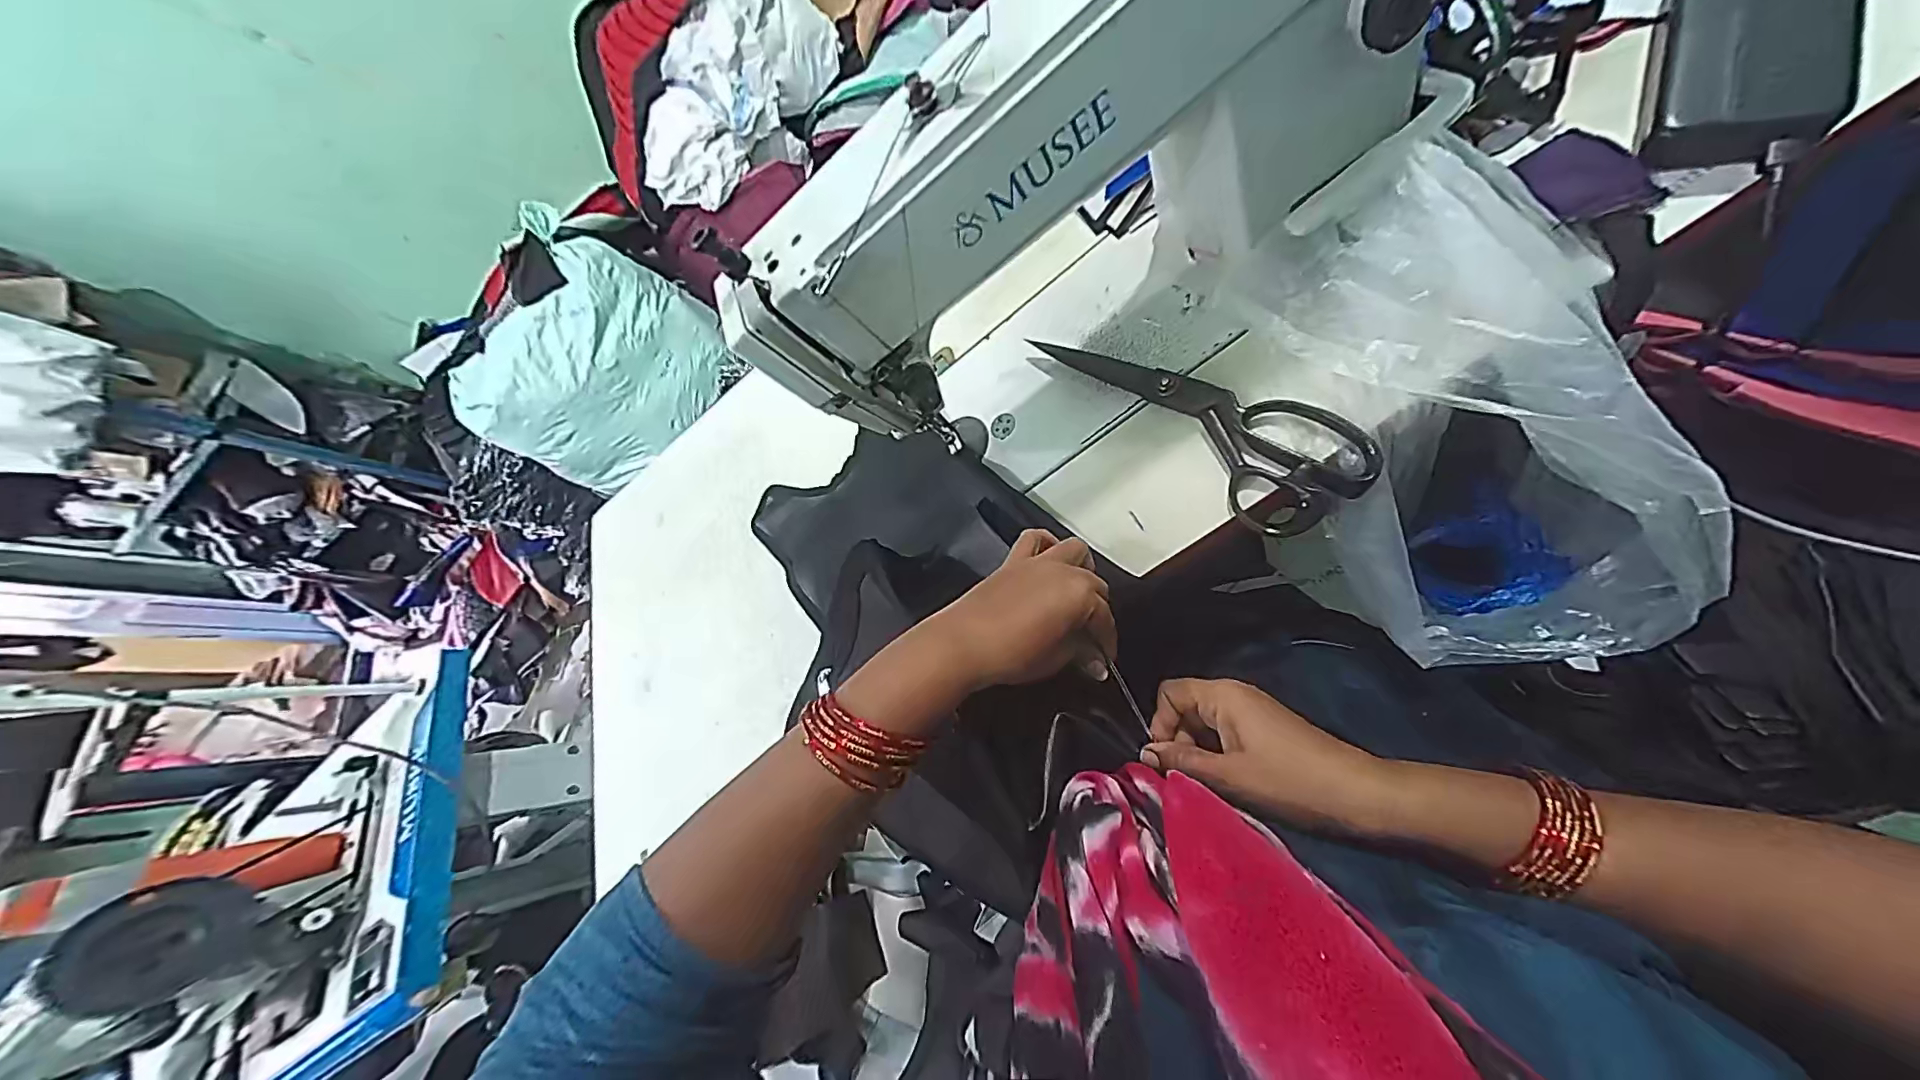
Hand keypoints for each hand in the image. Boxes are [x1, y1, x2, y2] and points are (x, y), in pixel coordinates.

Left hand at [924, 529, 1117, 691]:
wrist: (962, 644)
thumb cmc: (1009, 652)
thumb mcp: (1055, 659)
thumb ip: (1080, 652)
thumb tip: (1093, 656)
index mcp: (1080, 593)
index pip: (1105, 618)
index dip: (1106, 642)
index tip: (1102, 658)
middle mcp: (1062, 570)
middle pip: (1094, 585)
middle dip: (1097, 610)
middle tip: (1090, 638)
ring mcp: (1036, 562)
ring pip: (1074, 551)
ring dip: (1081, 568)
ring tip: (1076, 594)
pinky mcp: (1013, 562)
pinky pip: (1035, 540)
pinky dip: (1046, 546)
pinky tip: (1047, 564)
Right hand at [1140, 678, 1396, 835]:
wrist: (1357, 793)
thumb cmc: (1289, 781)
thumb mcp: (1228, 775)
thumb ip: (1182, 762)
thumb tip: (1145, 753)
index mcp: (1223, 695)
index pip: (1169, 693)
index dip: (1160, 723)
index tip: (1166, 759)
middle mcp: (1234, 694)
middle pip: (1185, 707)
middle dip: (1177, 740)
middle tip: (1185, 777)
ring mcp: (1251, 711)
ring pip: (1204, 723)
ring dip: (1197, 751)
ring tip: (1207, 783)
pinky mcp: (1264, 728)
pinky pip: (1224, 733)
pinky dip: (1217, 754)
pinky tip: (1228, 780)